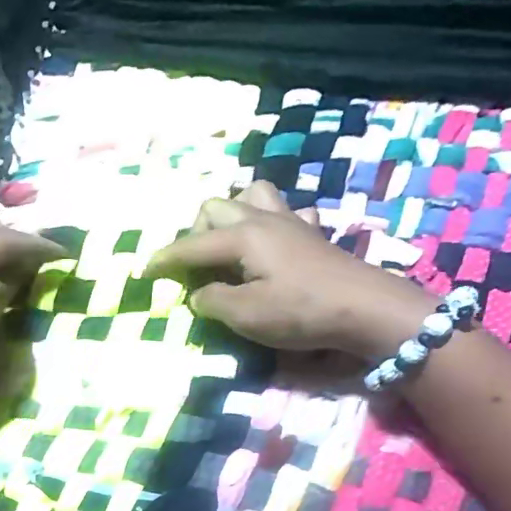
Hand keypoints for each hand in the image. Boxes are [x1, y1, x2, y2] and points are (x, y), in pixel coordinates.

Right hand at [150, 182, 436, 359]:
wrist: (365, 308)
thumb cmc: (301, 311)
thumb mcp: (246, 315)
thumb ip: (213, 302)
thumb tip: (199, 294)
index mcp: (242, 236)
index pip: (192, 245)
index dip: (165, 259)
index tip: (145, 271)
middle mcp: (263, 219)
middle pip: (216, 207)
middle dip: (196, 231)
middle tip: (195, 266)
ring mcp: (291, 223)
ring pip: (252, 195)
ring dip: (233, 214)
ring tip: (229, 246)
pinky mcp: (313, 234)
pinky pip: (287, 213)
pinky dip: (272, 222)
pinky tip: (273, 244)